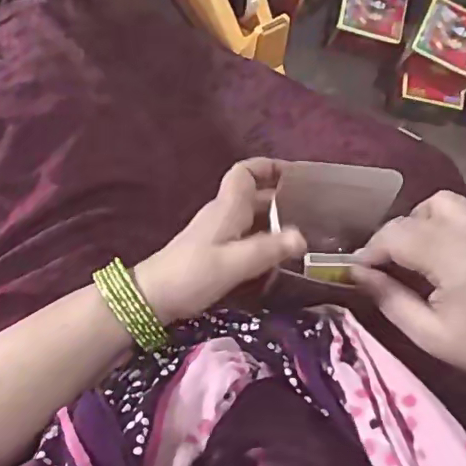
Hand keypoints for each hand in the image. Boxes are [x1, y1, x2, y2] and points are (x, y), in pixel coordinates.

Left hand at [134, 159, 306, 323]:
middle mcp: (222, 215)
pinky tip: (278, 259)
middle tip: (313, 214)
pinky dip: (263, 242)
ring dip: (275, 223)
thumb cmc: (192, 275)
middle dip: (283, 200)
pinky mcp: (213, 254)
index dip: (269, 167)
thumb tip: (302, 237)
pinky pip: (245, 239)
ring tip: (304, 235)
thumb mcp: (234, 263)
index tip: (296, 176)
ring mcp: (216, 235)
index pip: (245, 172)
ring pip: (251, 219)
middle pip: (255, 197)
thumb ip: (268, 249)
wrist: (152, 298)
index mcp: (227, 208)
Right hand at [352, 191, 465, 392]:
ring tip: (412, 252)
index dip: (369, 251)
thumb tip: (359, 274)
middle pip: (414, 215)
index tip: (357, 272)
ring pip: (442, 202)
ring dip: (418, 221)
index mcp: (454, 257)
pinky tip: (443, 242)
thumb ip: (390, 299)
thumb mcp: (428, 335)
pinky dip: (448, 216)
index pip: (396, 234)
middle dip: (389, 238)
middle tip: (381, 267)